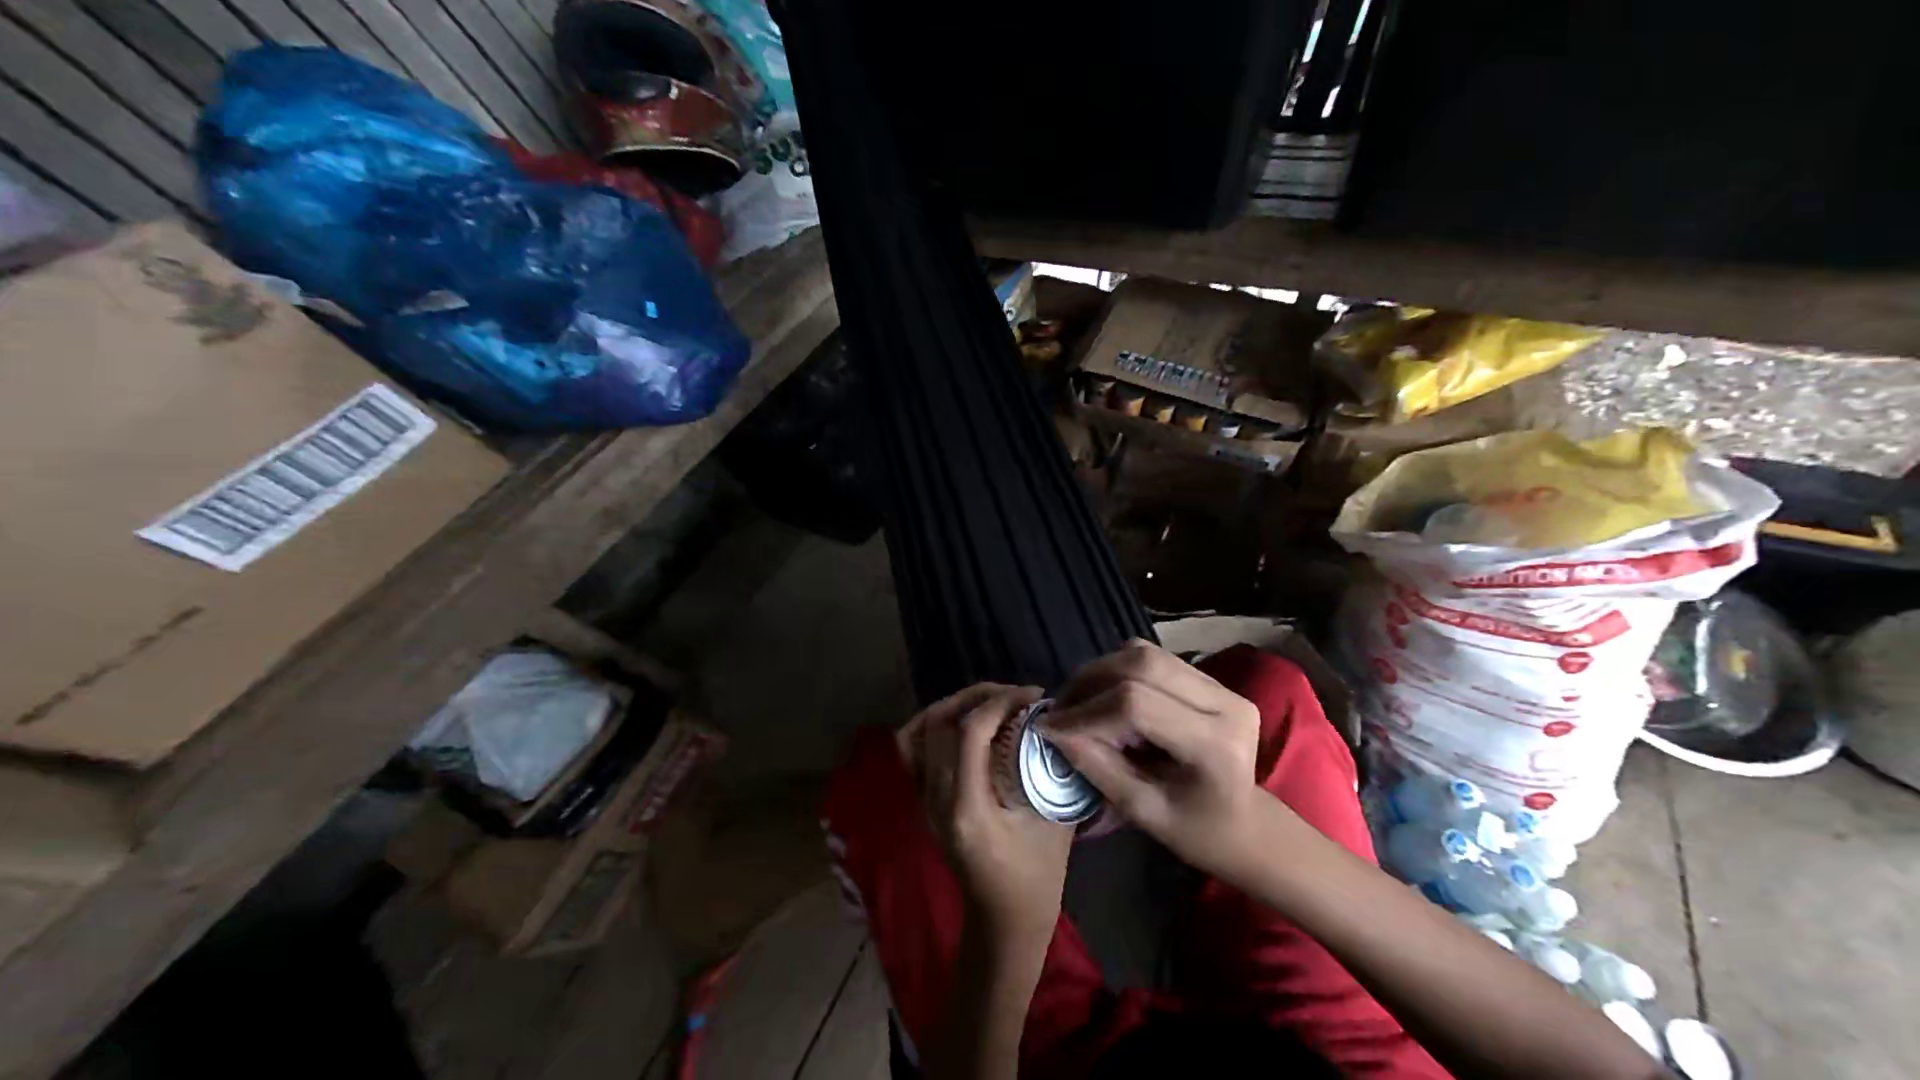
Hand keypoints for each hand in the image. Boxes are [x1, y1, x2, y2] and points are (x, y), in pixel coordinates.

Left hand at [898, 684, 1073, 948]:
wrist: (1002, 924)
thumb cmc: (1035, 881)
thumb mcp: (1055, 824)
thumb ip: (1053, 771)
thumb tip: (1059, 725)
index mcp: (967, 810)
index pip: (969, 733)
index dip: (1001, 702)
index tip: (1033, 696)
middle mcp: (934, 799)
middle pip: (938, 723)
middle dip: (978, 696)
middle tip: (1015, 694)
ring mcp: (922, 800)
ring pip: (918, 732)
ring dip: (953, 705)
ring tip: (990, 700)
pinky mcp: (922, 800)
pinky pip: (914, 749)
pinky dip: (934, 724)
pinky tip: (967, 720)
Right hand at [1042, 640, 1267, 877]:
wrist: (1247, 826)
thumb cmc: (1197, 832)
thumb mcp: (1143, 811)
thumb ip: (1097, 766)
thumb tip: (1052, 730)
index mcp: (1215, 745)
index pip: (1137, 705)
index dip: (1087, 712)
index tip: (1050, 728)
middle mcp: (1225, 703)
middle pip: (1142, 665)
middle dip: (1089, 682)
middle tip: (1059, 708)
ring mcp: (1222, 685)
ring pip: (1146, 654)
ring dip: (1100, 671)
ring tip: (1076, 700)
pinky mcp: (1210, 678)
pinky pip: (1154, 657)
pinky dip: (1118, 669)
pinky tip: (1104, 695)